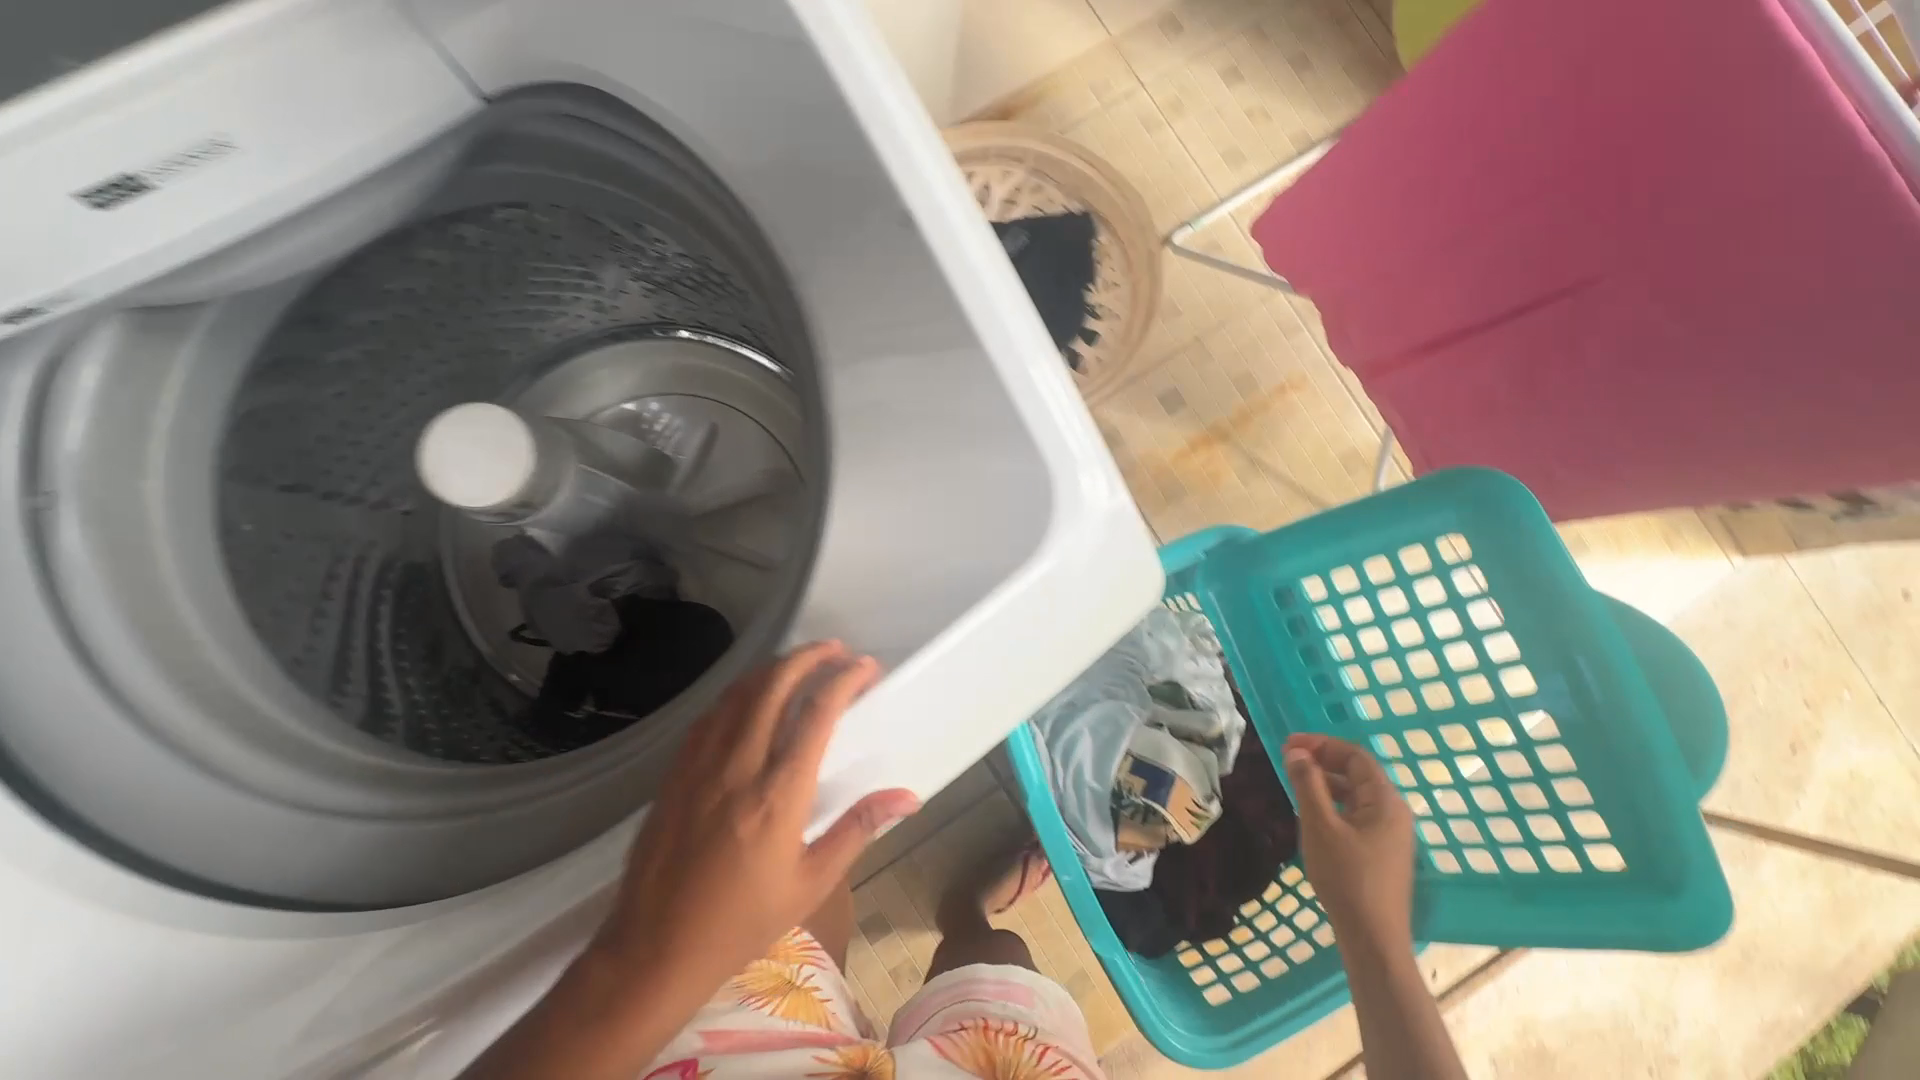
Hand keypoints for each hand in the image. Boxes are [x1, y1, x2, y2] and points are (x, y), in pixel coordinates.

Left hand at [592, 641, 920, 986]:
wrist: (655, 948)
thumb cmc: (742, 922)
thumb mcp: (811, 883)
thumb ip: (858, 829)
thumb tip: (907, 797)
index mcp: (778, 795)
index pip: (817, 714)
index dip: (844, 680)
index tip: (866, 667)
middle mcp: (739, 766)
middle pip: (774, 686)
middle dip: (809, 657)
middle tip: (836, 651)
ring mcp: (700, 764)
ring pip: (739, 693)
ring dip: (773, 668)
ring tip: (800, 663)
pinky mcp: (675, 772)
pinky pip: (711, 714)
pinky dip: (739, 693)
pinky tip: (751, 698)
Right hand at [1283, 733, 1414, 947]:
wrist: (1373, 937)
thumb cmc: (1346, 877)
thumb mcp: (1320, 827)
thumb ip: (1307, 785)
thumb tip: (1297, 752)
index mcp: (1386, 801)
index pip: (1356, 757)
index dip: (1322, 745)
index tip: (1288, 744)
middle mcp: (1394, 813)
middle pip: (1358, 774)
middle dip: (1323, 761)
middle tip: (1288, 759)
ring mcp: (1390, 835)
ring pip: (1356, 796)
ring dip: (1326, 783)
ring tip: (1295, 782)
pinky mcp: (1382, 853)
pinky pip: (1356, 815)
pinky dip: (1333, 805)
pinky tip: (1312, 814)